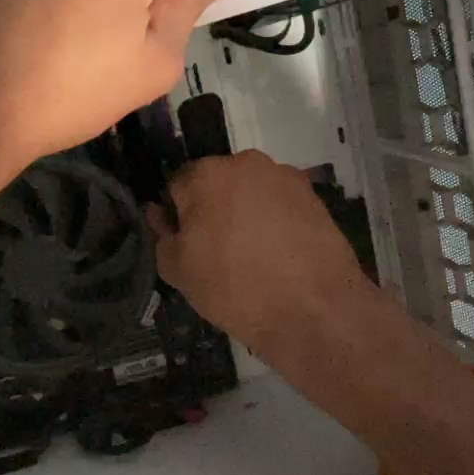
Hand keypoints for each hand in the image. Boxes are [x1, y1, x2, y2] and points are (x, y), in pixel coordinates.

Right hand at [148, 151, 376, 351]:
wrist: (314, 310)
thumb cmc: (234, 287)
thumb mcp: (178, 270)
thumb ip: (161, 235)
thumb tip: (159, 213)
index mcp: (206, 174)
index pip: (176, 185)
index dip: (177, 216)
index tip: (186, 245)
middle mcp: (246, 164)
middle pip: (216, 184)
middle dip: (212, 210)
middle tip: (217, 252)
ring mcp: (285, 178)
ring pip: (250, 192)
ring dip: (244, 214)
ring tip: (252, 256)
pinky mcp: (314, 197)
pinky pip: (279, 204)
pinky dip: (274, 222)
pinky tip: (278, 256)